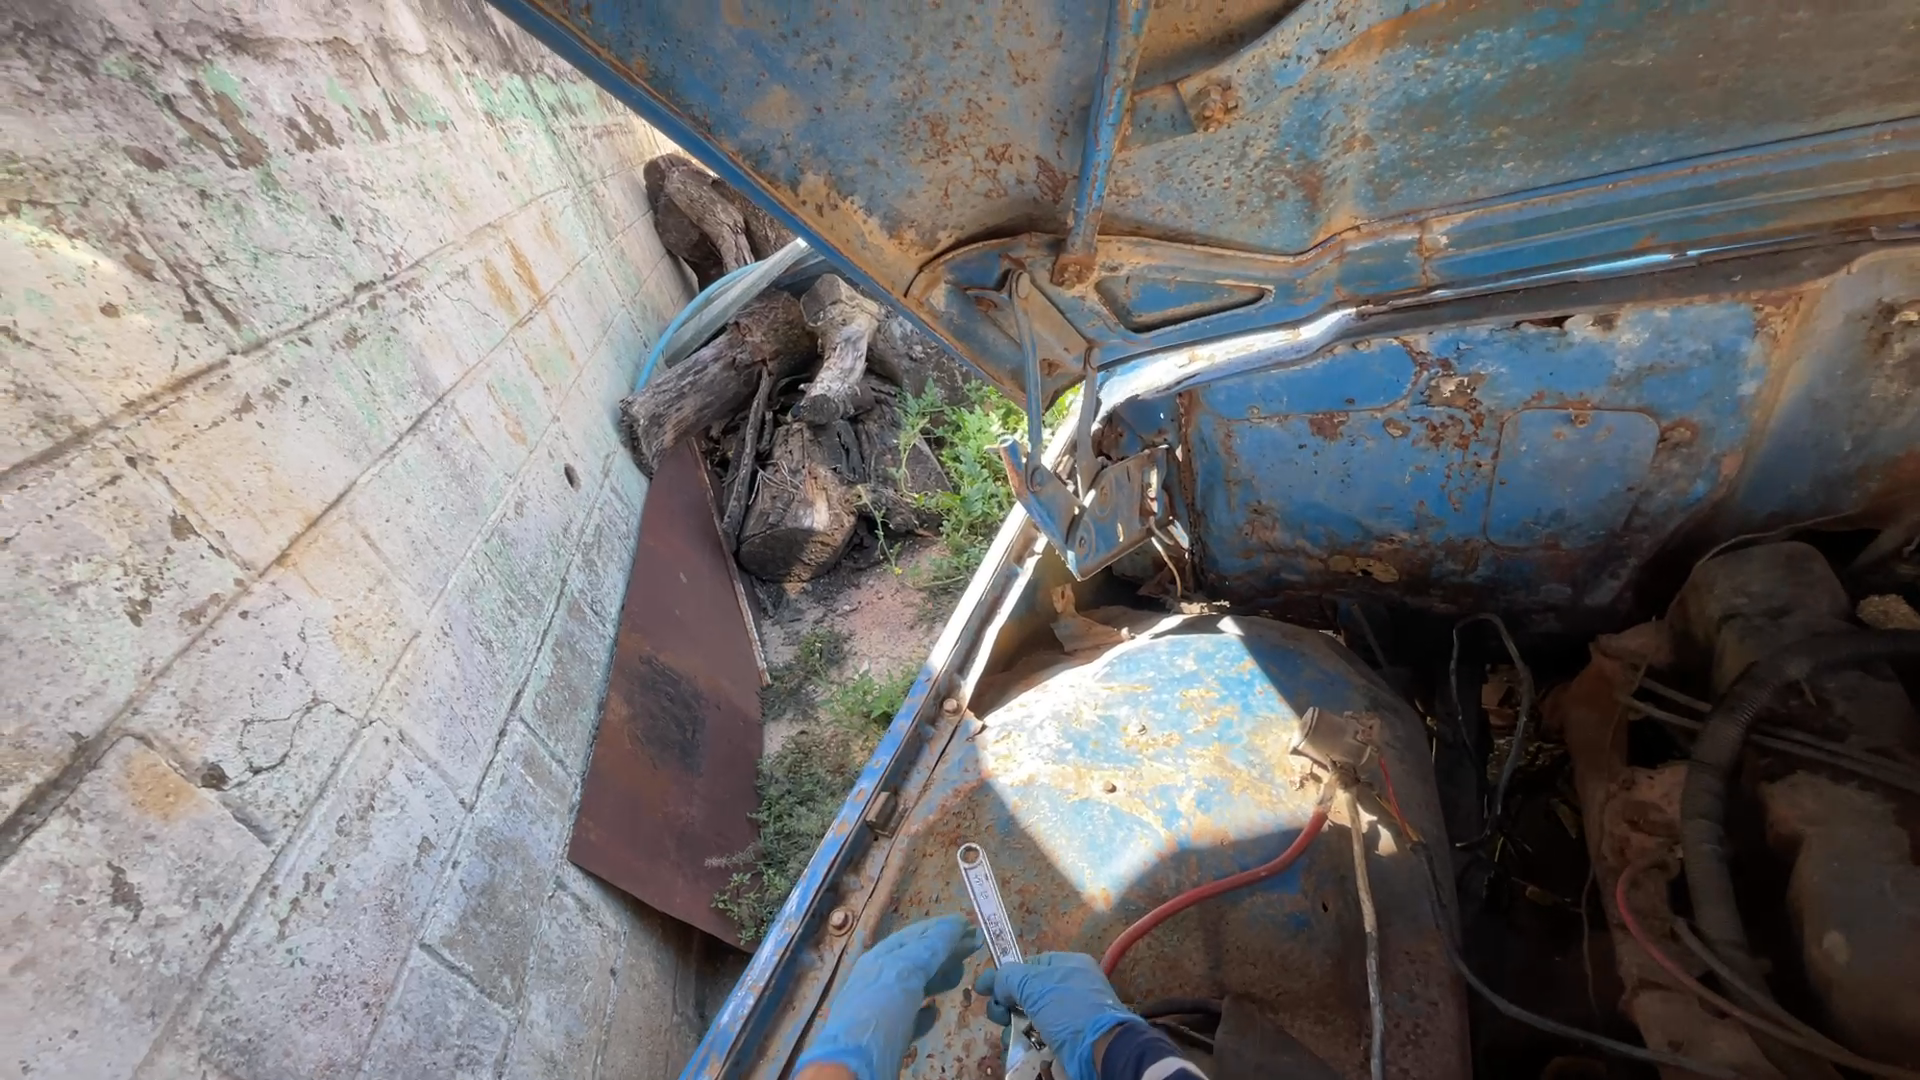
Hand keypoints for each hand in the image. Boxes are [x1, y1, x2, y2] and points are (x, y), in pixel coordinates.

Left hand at [795, 914, 982, 1079]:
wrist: (853, 1068)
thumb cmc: (880, 1011)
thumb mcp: (906, 971)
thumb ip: (929, 948)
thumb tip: (953, 926)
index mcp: (880, 957)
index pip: (915, 934)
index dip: (942, 928)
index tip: (968, 924)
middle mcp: (879, 977)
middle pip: (917, 957)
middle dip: (945, 949)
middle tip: (973, 946)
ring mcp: (881, 1008)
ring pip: (915, 985)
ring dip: (939, 976)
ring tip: (961, 974)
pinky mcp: (886, 1038)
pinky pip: (909, 1016)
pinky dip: (925, 1010)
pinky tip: (935, 1012)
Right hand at [972, 952, 1146, 1079]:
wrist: (1101, 1052)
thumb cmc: (1068, 1010)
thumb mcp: (1034, 985)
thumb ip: (1009, 977)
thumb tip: (996, 983)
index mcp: (1068, 966)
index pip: (1029, 965)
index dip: (1005, 976)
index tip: (983, 989)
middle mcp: (1070, 988)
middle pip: (1027, 993)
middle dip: (1007, 1005)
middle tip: (999, 1017)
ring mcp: (1070, 1017)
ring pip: (1030, 1018)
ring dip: (1014, 1027)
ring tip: (1009, 1038)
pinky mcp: (1069, 1043)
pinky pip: (1040, 1039)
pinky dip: (1027, 1044)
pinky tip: (1019, 1049)